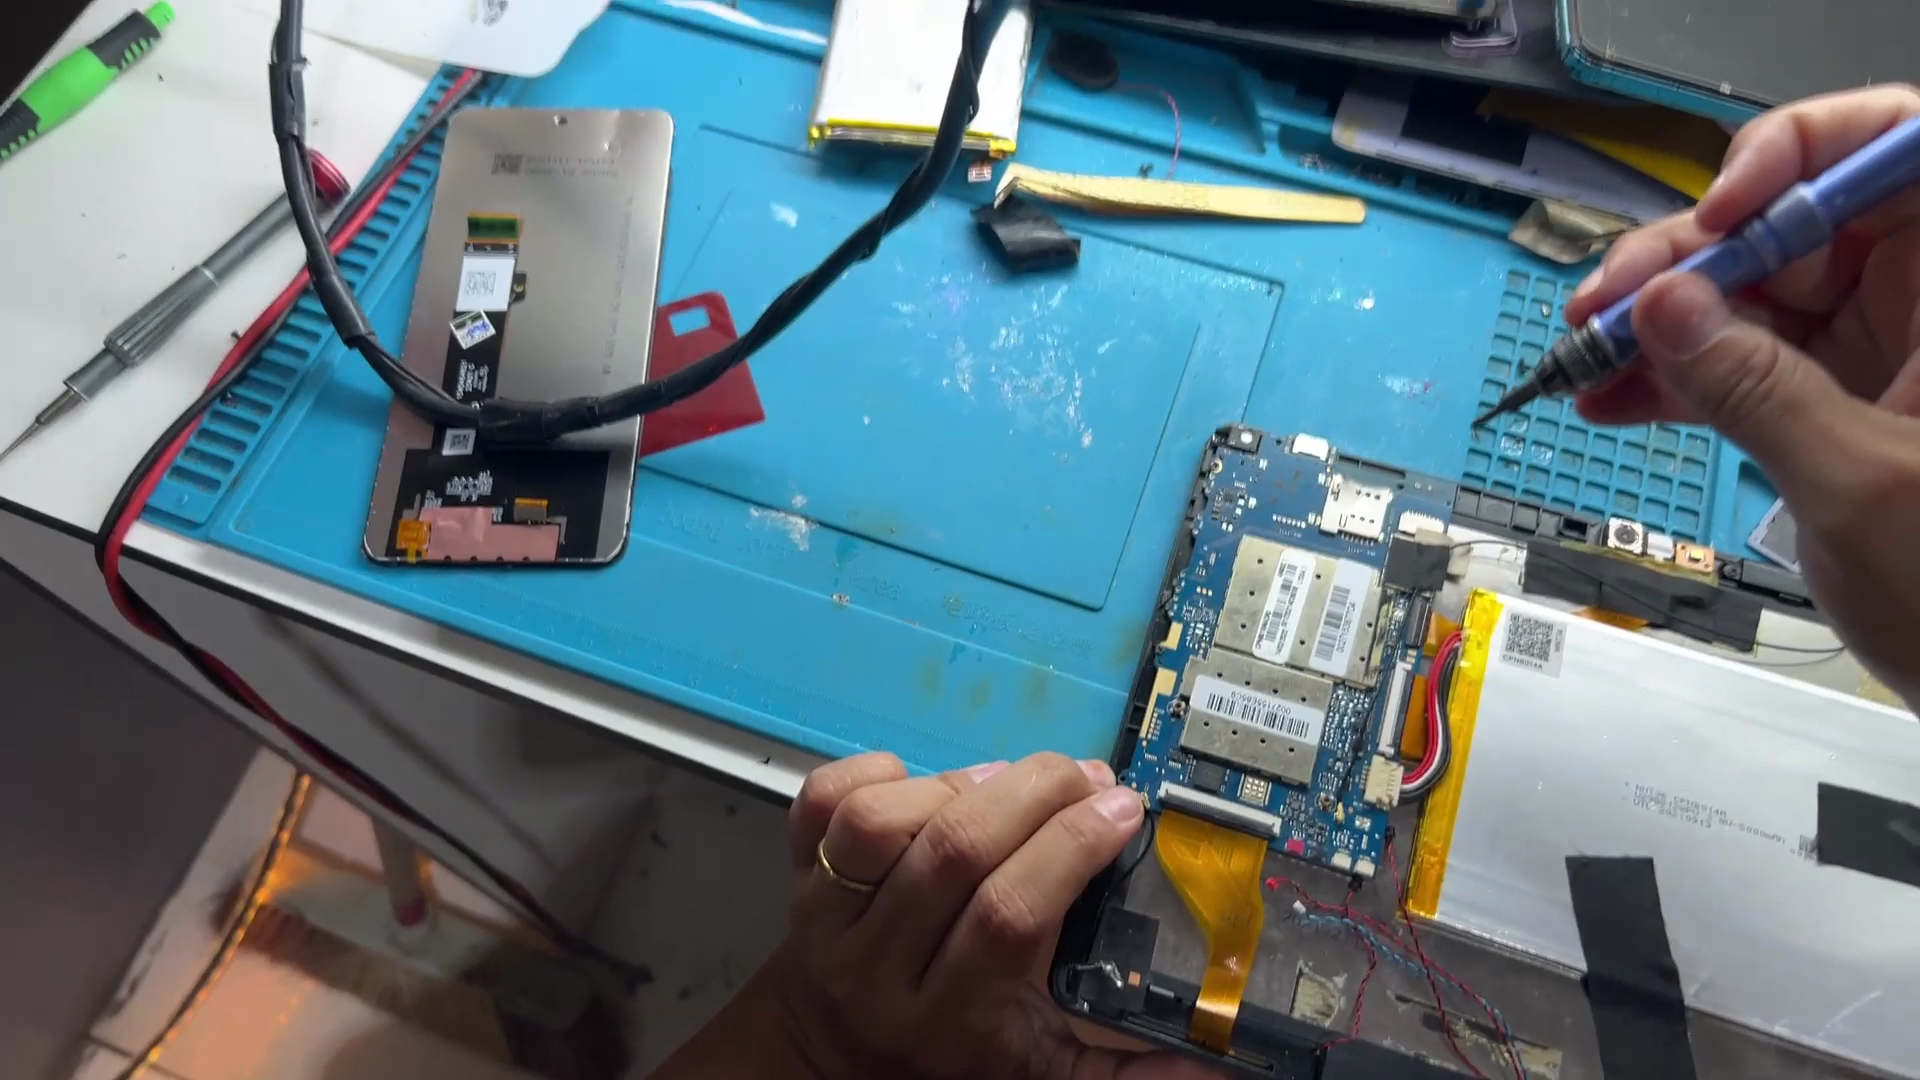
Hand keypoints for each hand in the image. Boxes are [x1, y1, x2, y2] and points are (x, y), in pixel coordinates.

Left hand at [765, 751, 1221, 1079]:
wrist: (832, 1048)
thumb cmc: (948, 1054)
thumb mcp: (1036, 1073)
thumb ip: (1119, 1067)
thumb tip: (1209, 1051)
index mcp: (948, 1020)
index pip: (1008, 917)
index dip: (1070, 848)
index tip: (1121, 808)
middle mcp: (878, 964)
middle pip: (954, 851)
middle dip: (1034, 792)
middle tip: (1080, 775)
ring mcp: (825, 911)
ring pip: (881, 819)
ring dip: (957, 783)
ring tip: (1004, 782)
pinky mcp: (795, 866)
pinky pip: (822, 799)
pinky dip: (875, 770)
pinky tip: (920, 781)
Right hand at [1566, 86, 1919, 707]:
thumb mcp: (1860, 479)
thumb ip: (1754, 386)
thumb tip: (1660, 304)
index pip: (1897, 151)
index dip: (1796, 158)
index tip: (1711, 220)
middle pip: (1787, 227)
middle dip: (1679, 265)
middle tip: (1595, 313)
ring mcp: (1872, 346)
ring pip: (1737, 300)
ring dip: (1646, 332)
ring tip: (1578, 367)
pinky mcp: (1822, 395)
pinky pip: (1725, 365)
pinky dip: (1658, 384)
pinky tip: (1602, 403)